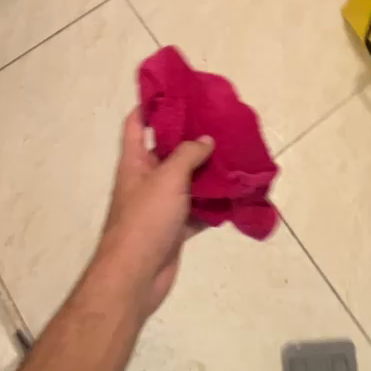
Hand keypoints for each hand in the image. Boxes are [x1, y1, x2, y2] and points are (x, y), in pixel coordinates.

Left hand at [90, 109, 213, 317]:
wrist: (135, 277)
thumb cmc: (145, 219)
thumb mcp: (168, 177)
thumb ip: (188, 154)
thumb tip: (205, 140)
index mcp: (134, 160)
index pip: (137, 123)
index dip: (150, 105)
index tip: (175, 92)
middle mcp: (146, 178)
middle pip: (167, 150)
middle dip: (191, 138)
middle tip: (218, 123)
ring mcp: (160, 205)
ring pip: (186, 180)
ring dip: (207, 171)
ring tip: (233, 154)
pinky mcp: (174, 228)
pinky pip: (197, 210)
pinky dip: (214, 204)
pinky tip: (235, 194)